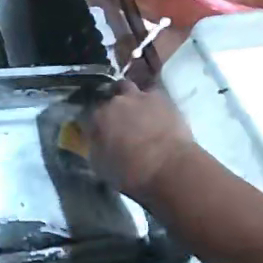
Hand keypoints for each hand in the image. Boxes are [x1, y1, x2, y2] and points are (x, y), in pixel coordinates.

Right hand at [82, 82, 197, 202]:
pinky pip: (153, 95)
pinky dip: (153, 103)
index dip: (98, 123)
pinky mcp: (164, 99)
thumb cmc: (132, 173)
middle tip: (122, 119)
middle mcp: (117, 102)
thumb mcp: (102, 167)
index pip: (92, 114)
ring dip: (132, 98)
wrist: (170, 168)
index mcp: (99, 118)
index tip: (102, 132)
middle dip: (115, 104)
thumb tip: (98, 141)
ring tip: (140, 111)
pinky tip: (158, 115)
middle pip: (111, 96)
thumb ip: (96, 147)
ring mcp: (141, 97)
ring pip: (131, 88)